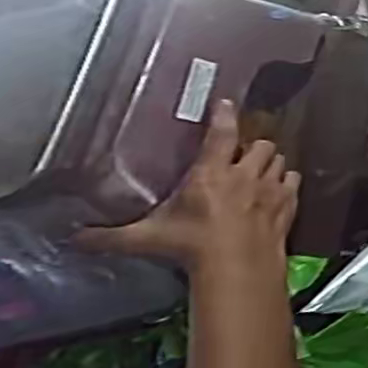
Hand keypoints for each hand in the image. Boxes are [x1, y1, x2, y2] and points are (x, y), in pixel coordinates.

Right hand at [78, 101, 298, 269]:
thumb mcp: (145, 238)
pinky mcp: (290, 202)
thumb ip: (108, 236)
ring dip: (271, 162)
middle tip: (242, 155)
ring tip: (260, 170)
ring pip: (280, 160)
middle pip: (262, 144)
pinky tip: (278, 187)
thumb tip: (73, 239)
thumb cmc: (193, 246)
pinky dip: (287, 180)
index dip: (224, 116)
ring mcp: (272, 187)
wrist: (240, 263)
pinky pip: (294, 180)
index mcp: (212, 173)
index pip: (221, 134)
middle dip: (253, 146)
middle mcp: (246, 175)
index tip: (225, 104)